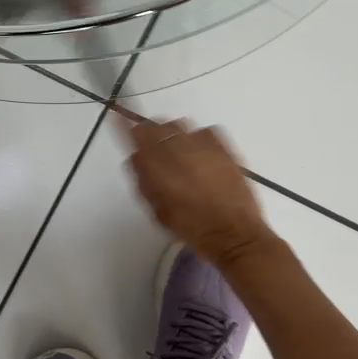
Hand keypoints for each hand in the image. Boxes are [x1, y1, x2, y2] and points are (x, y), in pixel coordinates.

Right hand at [127, 120, 276, 266]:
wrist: (233, 233)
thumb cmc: (191, 227)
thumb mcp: (157, 209)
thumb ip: (144, 180)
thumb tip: (137, 158)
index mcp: (157, 164)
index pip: (137, 133)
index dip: (127, 127)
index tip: (124, 126)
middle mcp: (179, 148)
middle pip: (158, 125)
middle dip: (152, 134)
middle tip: (155, 151)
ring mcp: (204, 145)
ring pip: (181, 125)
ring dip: (175, 135)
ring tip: (180, 154)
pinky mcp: (225, 147)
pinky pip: (205, 131)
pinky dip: (198, 138)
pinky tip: (201, 155)